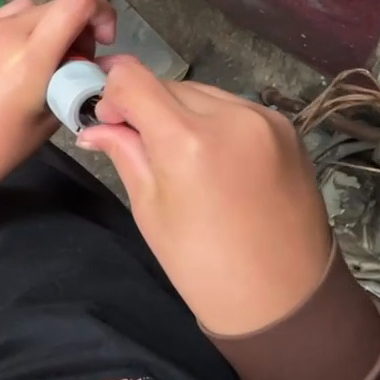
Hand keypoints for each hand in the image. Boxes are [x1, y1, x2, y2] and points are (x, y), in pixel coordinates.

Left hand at [0, 0, 115, 192]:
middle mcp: (8, 32)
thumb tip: (90, 64)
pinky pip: (7, 16)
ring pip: (33, 6)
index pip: (78, 0)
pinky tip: (17, 59)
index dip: (100, 12)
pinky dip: (23, 28)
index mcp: (31, 55)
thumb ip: (74, 82)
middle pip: (59, 3)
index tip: (101, 41)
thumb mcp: (50, 120)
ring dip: (49, 25)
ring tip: (44, 59)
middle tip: (74, 61)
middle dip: (78, 26)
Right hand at [76, 59, 333, 334]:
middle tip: (142, 148)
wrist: (285, 300)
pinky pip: (234, 108)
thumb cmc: (204, 266)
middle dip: (146, 109)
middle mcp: (230, 116)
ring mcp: (264, 119)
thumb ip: (124, 153)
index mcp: (188, 140)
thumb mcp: (150, 210)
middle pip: (167, 85)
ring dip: (181, 113)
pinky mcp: (286, 128)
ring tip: (184, 160)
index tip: (110, 123)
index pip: (132, 79)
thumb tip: (93, 128)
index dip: (112, 95)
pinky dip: (215, 122)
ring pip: (202, 93)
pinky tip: (216, 161)